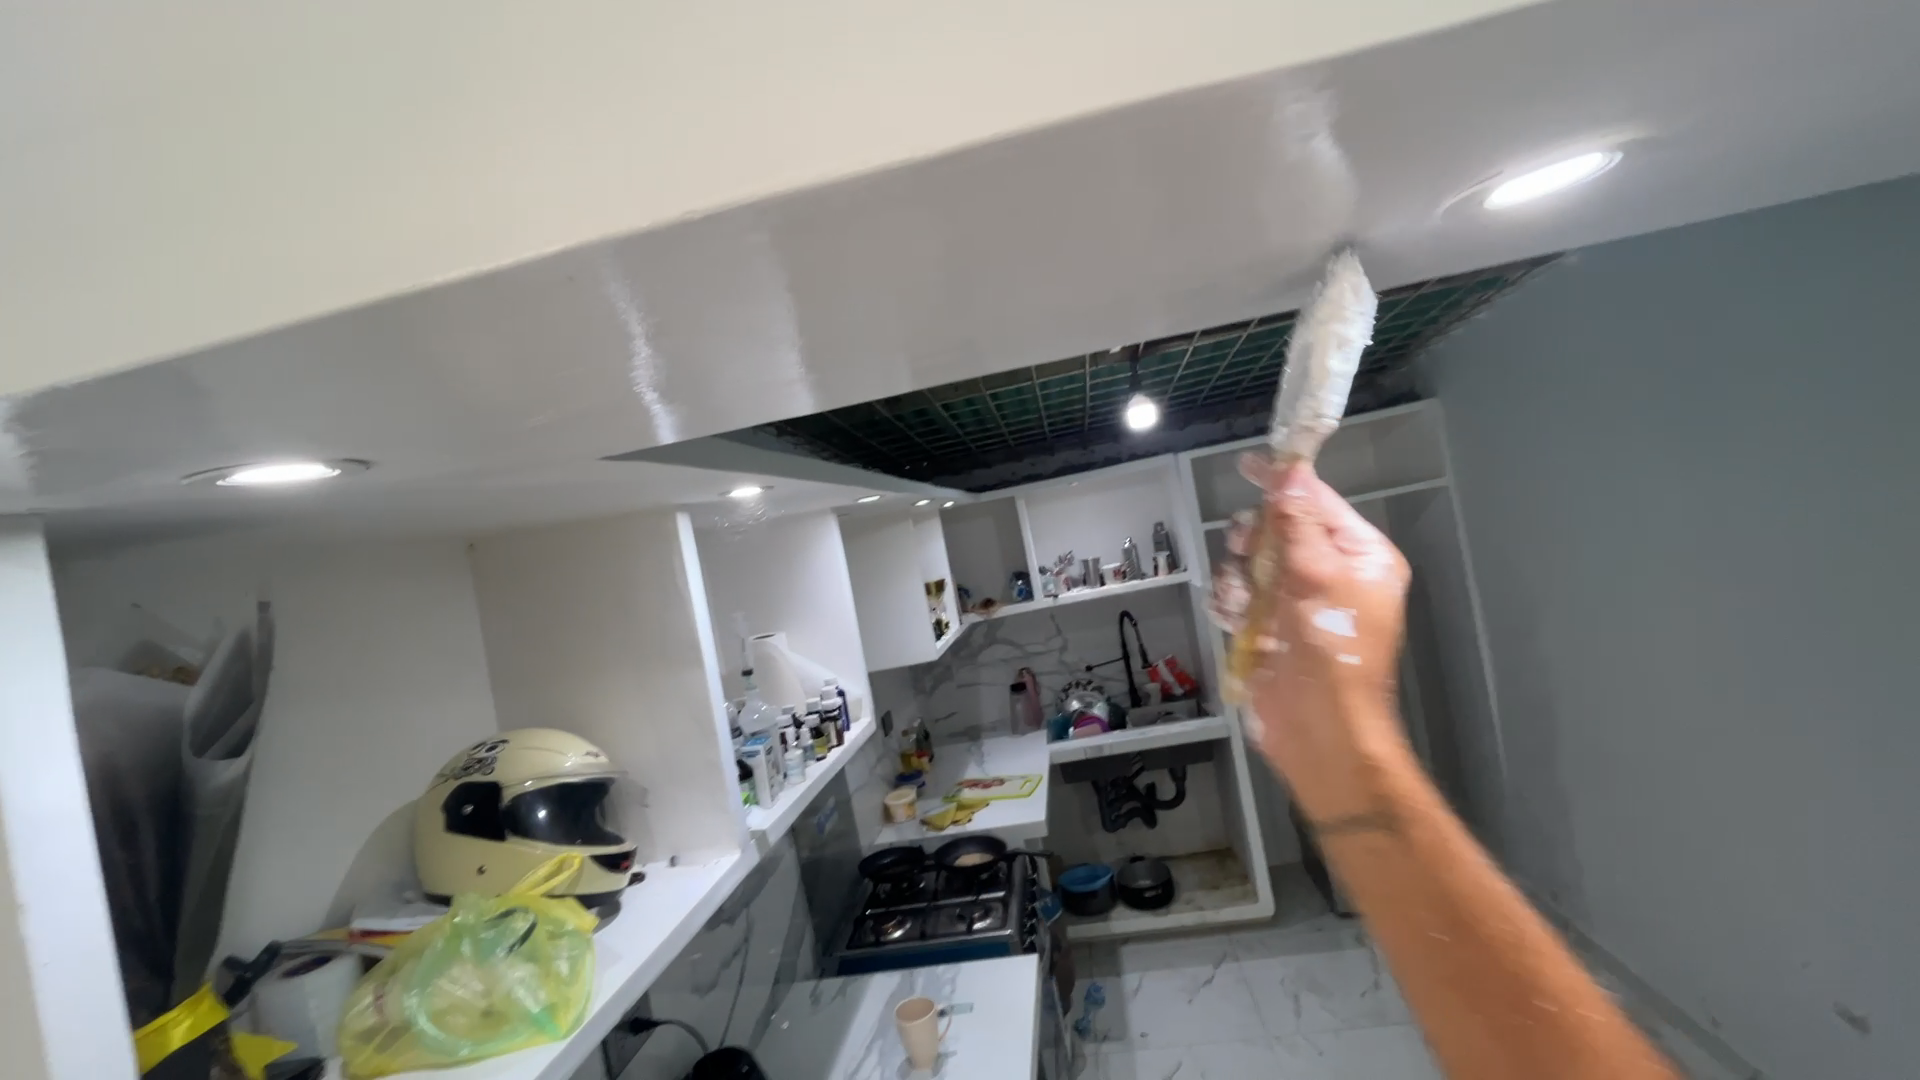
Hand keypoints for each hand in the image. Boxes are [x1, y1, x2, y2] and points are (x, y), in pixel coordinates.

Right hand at [1210, 454, 1413, 822]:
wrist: (1317, 728)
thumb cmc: (1332, 649)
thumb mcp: (1317, 575)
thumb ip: (1298, 522)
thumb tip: (1291, 473)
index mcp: (1359, 556)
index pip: (1318, 502)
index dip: (1284, 483)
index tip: (1249, 465)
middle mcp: (1329, 574)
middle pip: (1278, 530)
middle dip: (1255, 538)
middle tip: (1247, 548)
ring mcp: (1296, 602)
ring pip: (1250, 563)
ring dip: (1238, 576)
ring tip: (1244, 601)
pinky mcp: (1268, 628)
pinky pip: (1237, 596)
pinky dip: (1230, 603)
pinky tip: (1234, 620)